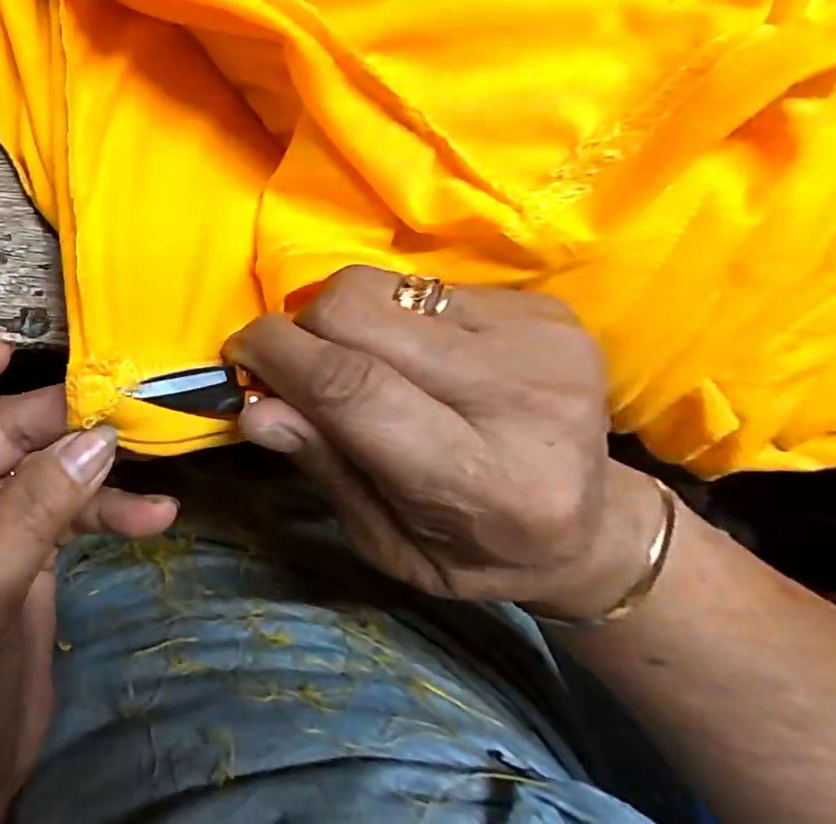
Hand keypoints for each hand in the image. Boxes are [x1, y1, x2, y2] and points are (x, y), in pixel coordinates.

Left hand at [0, 343, 176, 823]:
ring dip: (91, 467)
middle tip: (115, 411)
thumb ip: (33, 509)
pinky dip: (109, 512)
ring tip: (142, 456)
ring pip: (43, 470)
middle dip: (55, 424)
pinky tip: (153, 517)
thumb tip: (97, 439)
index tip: (6, 353)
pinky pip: (71, 514)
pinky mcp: (30, 551)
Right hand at [225, 266, 663, 621]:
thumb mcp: (387, 542)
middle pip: (360, 314)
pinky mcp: (546, 307)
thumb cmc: (474, 552)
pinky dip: (393, 315)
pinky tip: (417, 354)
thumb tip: (255, 408)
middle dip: (303, 328)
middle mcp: (522, 399)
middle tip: (296, 362)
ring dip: (345, 317)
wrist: (596, 525)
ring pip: (384, 286)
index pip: (353, 388)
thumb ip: (324, 468)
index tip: (240, 353)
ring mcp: (541, 341)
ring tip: (360, 358)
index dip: (280, 357)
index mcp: (483, 482)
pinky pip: (422, 284)